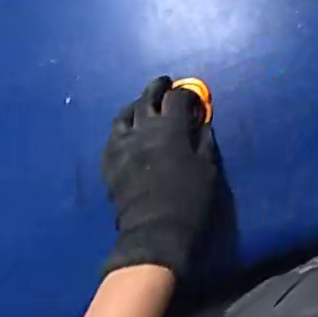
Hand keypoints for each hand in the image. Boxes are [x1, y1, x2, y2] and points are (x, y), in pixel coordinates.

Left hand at [100, 77, 216, 276]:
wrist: (155, 232)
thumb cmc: (189, 200)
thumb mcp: (207, 168)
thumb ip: (204, 140)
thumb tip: (202, 122)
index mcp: (171, 127)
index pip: (177, 97)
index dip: (187, 94)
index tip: (193, 99)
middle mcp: (145, 127)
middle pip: (148, 96)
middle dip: (159, 87)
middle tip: (165, 84)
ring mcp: (123, 141)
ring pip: (127, 112)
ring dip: (137, 104)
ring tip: (143, 104)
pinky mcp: (110, 158)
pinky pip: (114, 133)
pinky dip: (123, 126)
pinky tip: (128, 129)